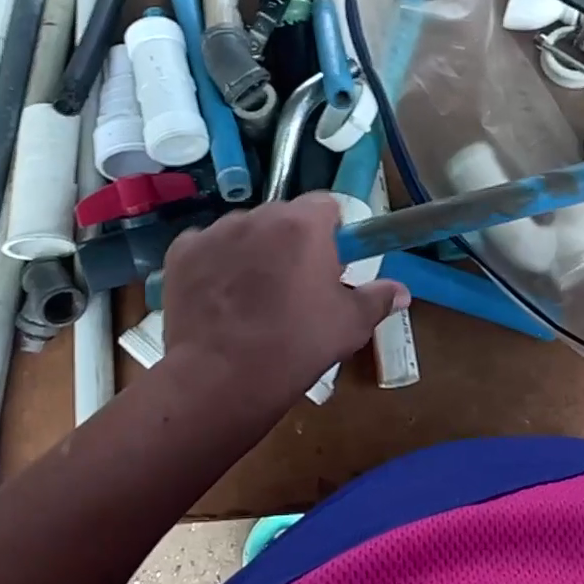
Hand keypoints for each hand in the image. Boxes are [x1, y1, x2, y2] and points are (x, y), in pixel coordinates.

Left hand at [157, 192, 409, 401]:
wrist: (222, 378)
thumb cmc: (298, 344)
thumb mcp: (351, 324)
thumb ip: (379, 298)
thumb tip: (402, 292)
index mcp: (304, 224)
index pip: (325, 205)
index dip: (330, 232)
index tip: (328, 263)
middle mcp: (258, 216)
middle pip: (282, 217)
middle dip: (290, 241)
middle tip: (294, 286)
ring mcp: (214, 232)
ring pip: (243, 231)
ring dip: (252, 251)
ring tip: (251, 296)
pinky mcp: (182, 253)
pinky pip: (205, 248)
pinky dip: (214, 264)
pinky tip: (218, 297)